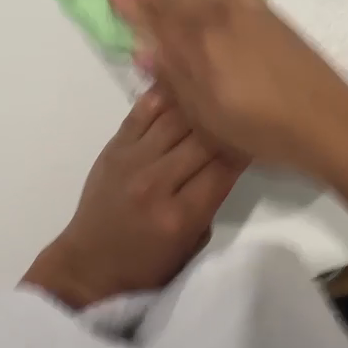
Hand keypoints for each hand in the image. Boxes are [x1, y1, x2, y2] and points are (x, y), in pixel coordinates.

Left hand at [22, 90, 244, 308]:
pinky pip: (143, 110)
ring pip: (174, 118)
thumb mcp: (190, 246)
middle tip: (241, 107)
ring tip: (216, 90)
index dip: (244, 146)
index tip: (257, 130)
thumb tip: (228, 158)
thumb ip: (210, 202)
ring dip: (198, 104)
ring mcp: (132, 159)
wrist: (91, 262)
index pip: (223, 169)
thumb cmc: (147, 264)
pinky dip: (164, 96)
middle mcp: (156, 182)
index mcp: (179, 216)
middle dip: (226, 122)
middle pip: (202, 139)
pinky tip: (181, 83)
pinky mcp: (115, 145)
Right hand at [110, 0, 347, 173]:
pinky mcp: (263, 10)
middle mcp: (211, 23)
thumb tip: (140, 50)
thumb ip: (174, 78)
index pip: (153, 20)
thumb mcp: (208, 115)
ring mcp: (238, 12)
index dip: (129, 1)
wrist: (322, 119)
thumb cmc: (260, 128)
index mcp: (194, 51)